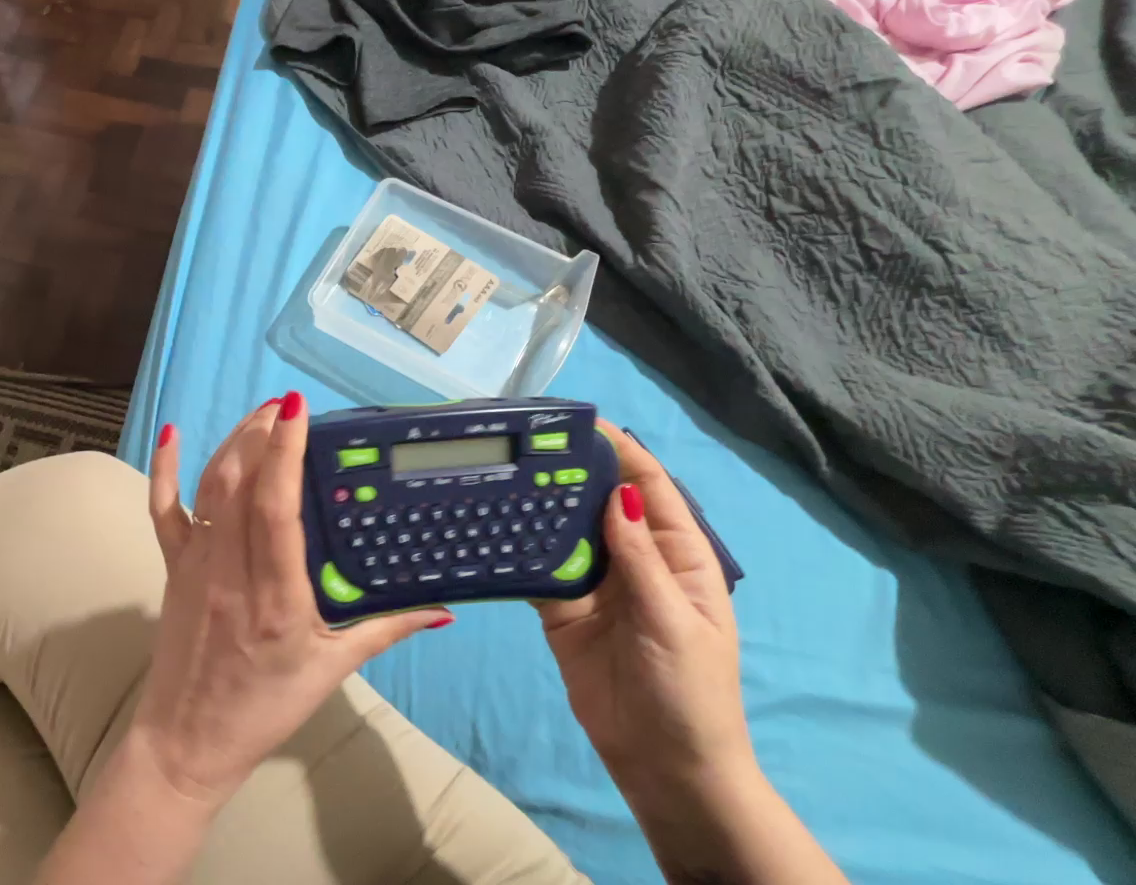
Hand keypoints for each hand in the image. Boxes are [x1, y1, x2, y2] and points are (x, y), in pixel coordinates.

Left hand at [129, 392, 450, 805]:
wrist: (187, 740)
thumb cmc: (263, 708)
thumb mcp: (331, 671)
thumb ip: (384, 631)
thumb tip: (439, 608)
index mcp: (276, 596)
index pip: (277, 509)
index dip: (284, 453)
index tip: (297, 411)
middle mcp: (231, 572)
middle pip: (240, 484)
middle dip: (260, 434)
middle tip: (286, 404)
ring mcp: (195, 565)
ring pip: (209, 489)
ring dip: (231, 444)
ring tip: (259, 414)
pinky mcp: (171, 567)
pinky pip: (163, 510)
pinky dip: (165, 469)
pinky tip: (171, 432)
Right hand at [536, 420, 750, 792]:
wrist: (663, 763)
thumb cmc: (689, 690)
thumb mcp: (673, 620)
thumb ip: (641, 559)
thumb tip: (616, 493)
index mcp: (678, 557)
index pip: (651, 490)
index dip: (624, 452)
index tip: (586, 421)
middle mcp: (634, 561)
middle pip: (601, 504)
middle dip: (573, 471)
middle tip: (528, 442)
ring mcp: (596, 585)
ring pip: (566, 532)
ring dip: (542, 506)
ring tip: (505, 472)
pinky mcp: (562, 610)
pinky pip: (541, 571)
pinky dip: (520, 550)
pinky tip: (495, 526)